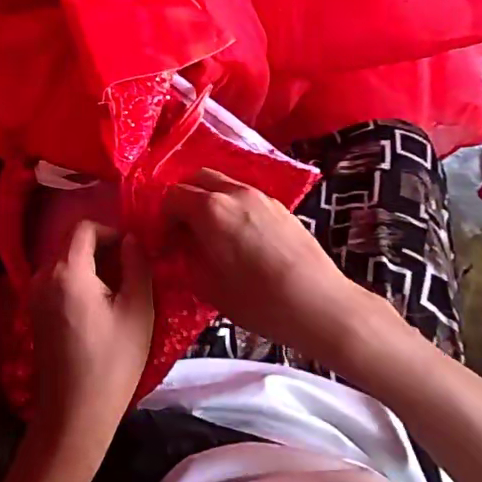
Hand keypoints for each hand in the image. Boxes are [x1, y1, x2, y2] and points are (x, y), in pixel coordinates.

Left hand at [29, 220, 154, 442]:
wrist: (74, 413)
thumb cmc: (112, 362)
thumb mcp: (138, 311)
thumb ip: (136, 266)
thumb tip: (132, 239)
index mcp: (67, 272)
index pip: (84, 228)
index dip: (111, 231)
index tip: (133, 250)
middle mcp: (43, 277)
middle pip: (71, 243)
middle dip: (102, 247)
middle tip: (131, 268)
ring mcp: (34, 295)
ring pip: (64, 262)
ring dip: (90, 265)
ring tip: (119, 287)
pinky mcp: (34, 312)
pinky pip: (57, 281)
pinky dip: (78, 281)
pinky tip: (99, 305)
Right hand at [163, 168, 394, 367]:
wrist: (318, 304)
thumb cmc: (257, 300)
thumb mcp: (207, 285)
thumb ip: (187, 257)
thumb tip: (181, 245)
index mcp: (210, 209)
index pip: (172, 195)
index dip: (163, 216)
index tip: (165, 240)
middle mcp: (235, 193)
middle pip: (198, 177)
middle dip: (184, 198)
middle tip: (183, 229)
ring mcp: (261, 197)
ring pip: (224, 184)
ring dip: (210, 200)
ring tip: (211, 234)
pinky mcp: (281, 207)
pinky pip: (246, 196)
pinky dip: (233, 207)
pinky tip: (239, 238)